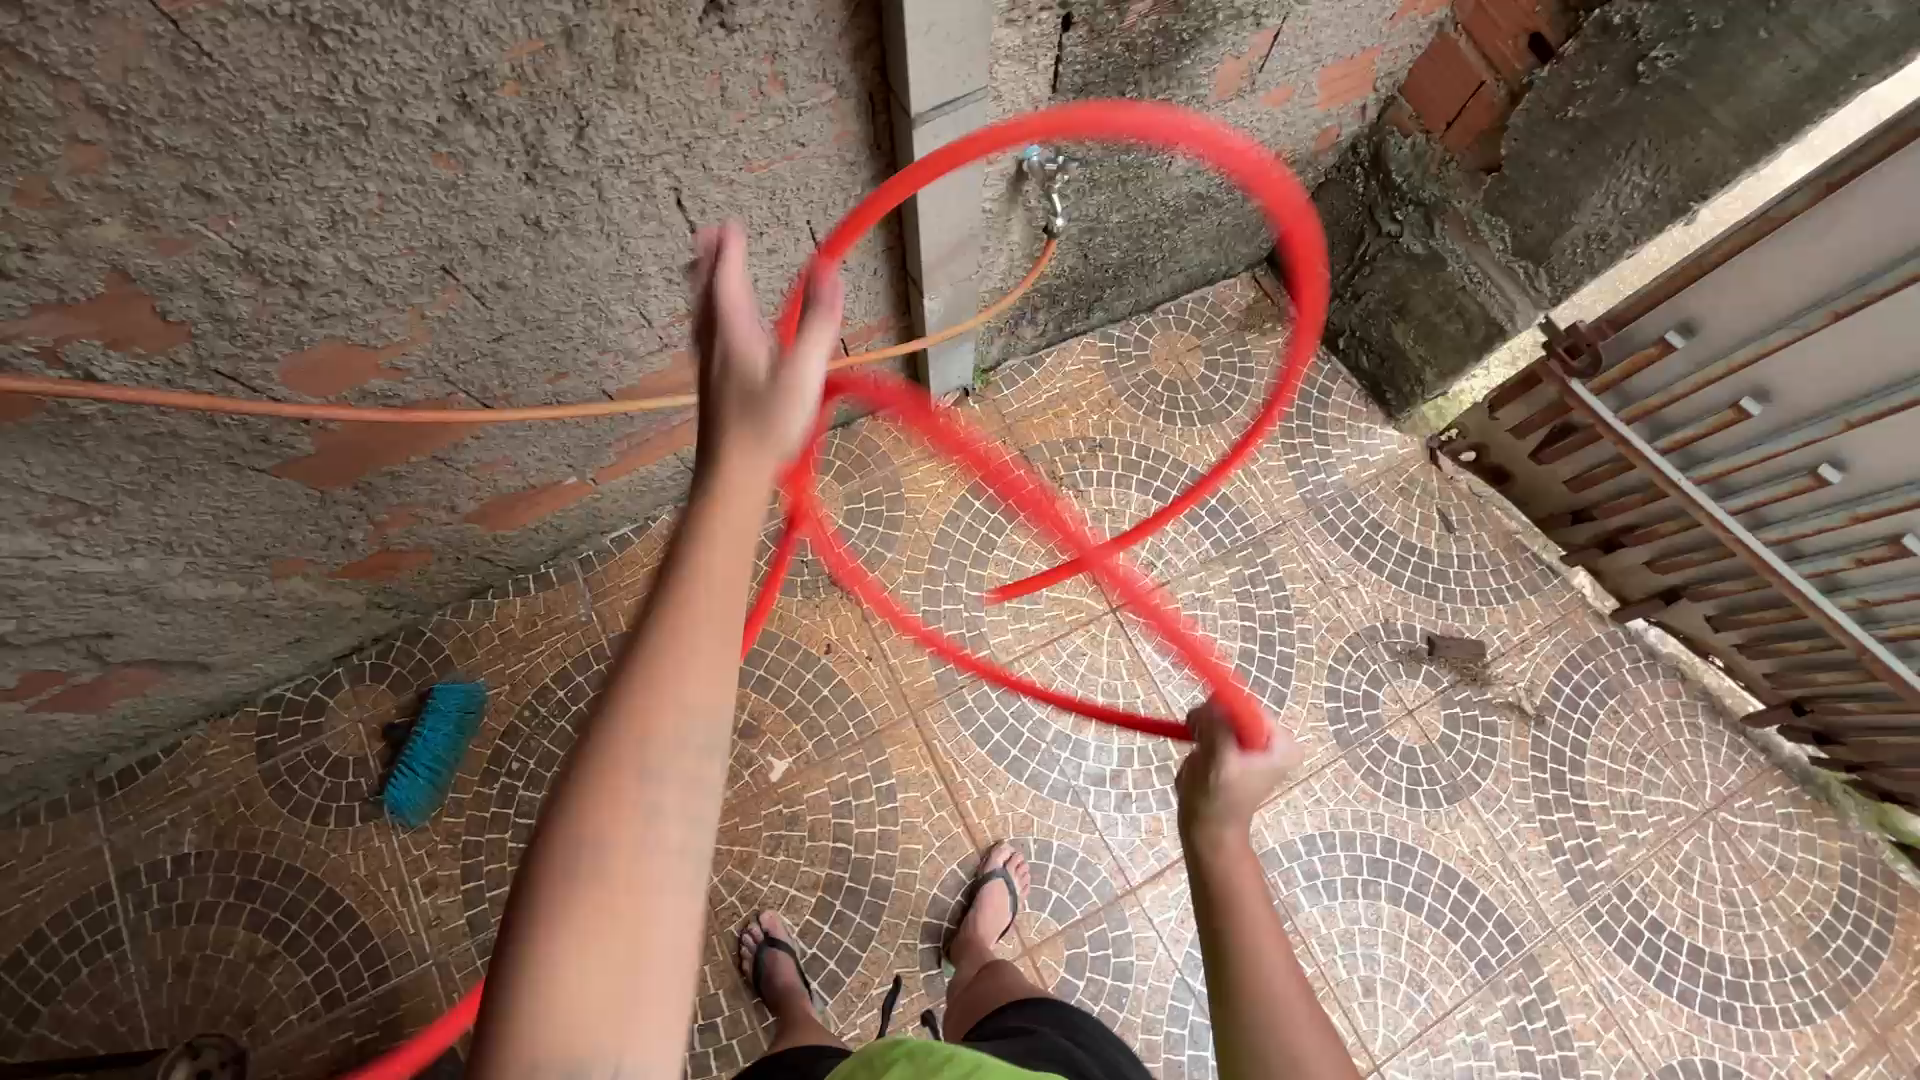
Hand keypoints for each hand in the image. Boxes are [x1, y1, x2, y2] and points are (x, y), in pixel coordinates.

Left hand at [687, 221, 843, 480]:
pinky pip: (704, 336)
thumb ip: (817, 321)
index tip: (730, 225)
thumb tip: (827, 272)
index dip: (728, 250)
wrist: (734, 471)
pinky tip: (714, 331)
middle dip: (707, 262)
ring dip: (702, 286)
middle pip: (704, 293)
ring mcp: (709, 366)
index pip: (726, 279)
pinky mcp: (711, 387)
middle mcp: (714, 343)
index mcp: (734, 332)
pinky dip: (706, 316)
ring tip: (702, 271)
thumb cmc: (768, 423)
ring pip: (700, 315)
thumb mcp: (803, 371)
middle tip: (707, 236)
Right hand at [1176, 697, 1302, 843]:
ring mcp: (1252, 744)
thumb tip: (1215, 697)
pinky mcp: (1234, 749)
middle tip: (1201, 746)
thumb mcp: (1219, 760)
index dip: (1222, 709)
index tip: (1202, 726)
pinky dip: (1201, 740)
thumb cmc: (1218, 802)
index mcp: (1281, 743)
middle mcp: (1271, 740)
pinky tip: (1201, 761)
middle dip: (1211, 723)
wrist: (1208, 832)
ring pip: (1218, 717)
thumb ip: (1219, 726)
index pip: (1248, 705)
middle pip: (1232, 709)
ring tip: (1201, 759)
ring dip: (1203, 733)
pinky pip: (1212, 728)